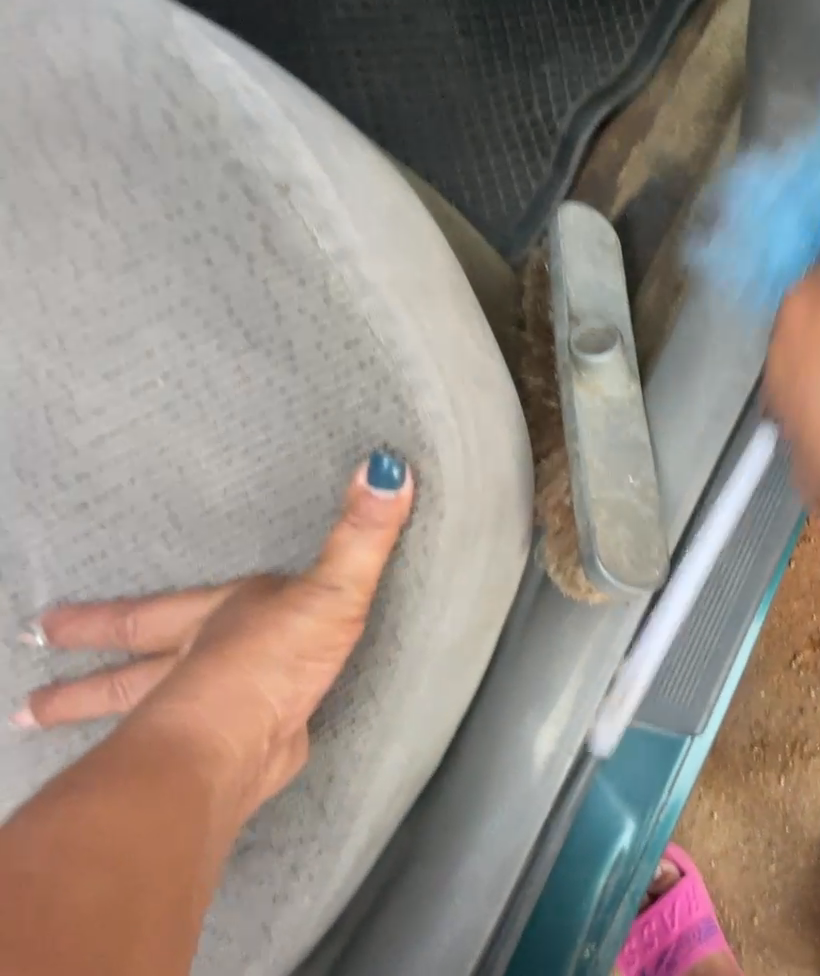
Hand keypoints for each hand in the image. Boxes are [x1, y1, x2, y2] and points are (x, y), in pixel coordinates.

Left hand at [16, 452, 414, 816]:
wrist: (244, 747)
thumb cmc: (268, 662)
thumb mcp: (330, 588)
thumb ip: (362, 532)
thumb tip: (386, 469)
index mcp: (212, 623)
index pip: (148, 614)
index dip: (99, 618)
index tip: (38, 625)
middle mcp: (197, 667)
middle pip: (131, 671)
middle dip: (86, 683)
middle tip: (28, 704)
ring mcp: (214, 714)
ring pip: (156, 713)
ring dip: (121, 718)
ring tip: (72, 737)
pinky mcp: (248, 748)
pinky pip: (220, 741)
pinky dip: (209, 745)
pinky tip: (221, 748)